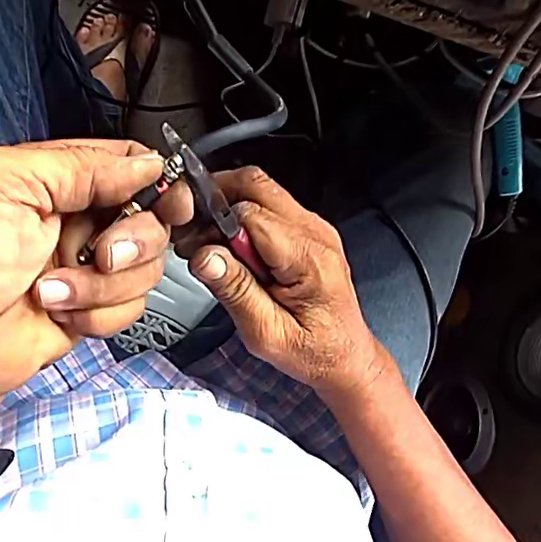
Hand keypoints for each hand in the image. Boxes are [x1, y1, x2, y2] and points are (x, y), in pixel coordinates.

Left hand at [0, 139, 193, 434]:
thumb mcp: (2, 187)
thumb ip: (77, 166)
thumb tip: (145, 164)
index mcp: (58, 178)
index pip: (130, 162)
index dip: (158, 179)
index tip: (168, 201)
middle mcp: (80, 219)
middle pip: (153, 217)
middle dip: (133, 242)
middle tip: (98, 255)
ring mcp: (91, 266)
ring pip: (147, 267)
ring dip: (104, 285)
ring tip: (52, 289)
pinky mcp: (96, 305)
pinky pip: (134, 306)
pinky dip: (99, 314)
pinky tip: (60, 312)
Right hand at [180, 167, 391, 397]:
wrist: (345, 357)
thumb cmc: (315, 351)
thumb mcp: (266, 333)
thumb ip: (235, 291)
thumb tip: (205, 256)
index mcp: (308, 258)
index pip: (249, 214)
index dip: (214, 226)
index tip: (196, 249)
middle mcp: (316, 234)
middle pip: (254, 184)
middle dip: (215, 201)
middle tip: (195, 234)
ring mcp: (314, 229)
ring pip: (260, 191)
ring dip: (228, 210)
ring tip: (214, 248)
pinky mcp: (308, 233)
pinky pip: (269, 208)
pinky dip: (243, 220)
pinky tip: (236, 252)